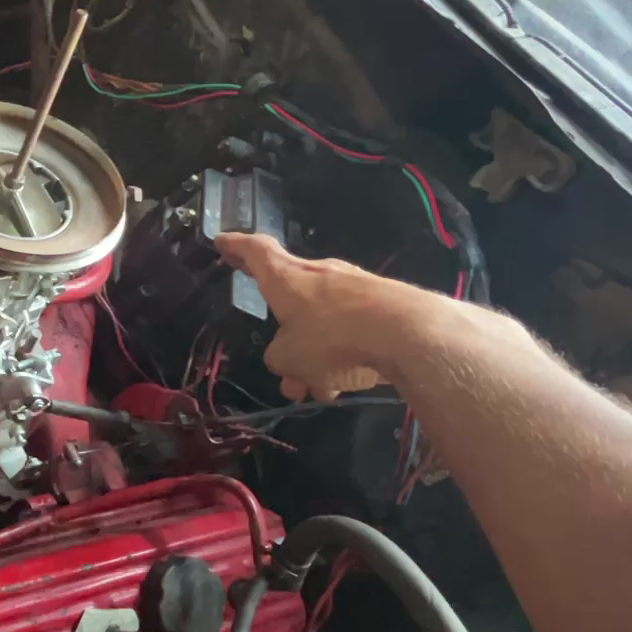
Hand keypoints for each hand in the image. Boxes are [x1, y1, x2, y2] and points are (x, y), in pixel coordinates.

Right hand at [214, 233, 426, 400]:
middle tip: (281, 363)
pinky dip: (341, 356)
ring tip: (313, 390)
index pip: (255, 251)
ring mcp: (354, 287)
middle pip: (291, 299)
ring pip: (322, 323)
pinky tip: (342, 386)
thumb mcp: (286, 357)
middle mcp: (318, 274)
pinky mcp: (383, 305)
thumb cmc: (331, 337)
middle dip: (284, 333)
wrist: (409, 333)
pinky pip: (349, 331)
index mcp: (286, 277)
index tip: (222, 241)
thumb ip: (276, 356)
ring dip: (314, 356)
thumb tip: (286, 358)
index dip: (236, 246)